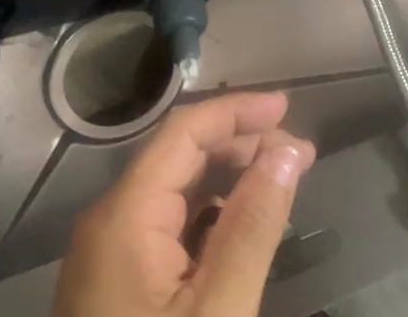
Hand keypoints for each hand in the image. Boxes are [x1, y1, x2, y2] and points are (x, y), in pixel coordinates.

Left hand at [53, 91, 317, 316]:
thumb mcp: (218, 310)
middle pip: (177, 156)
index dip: (237, 111)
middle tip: (298, 154)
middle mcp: (110, 222)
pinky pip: (168, 226)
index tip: (289, 110)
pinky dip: (210, 214)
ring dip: (228, 176)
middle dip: (239, 142)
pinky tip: (241, 226)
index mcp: (125, 216)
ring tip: (279, 181)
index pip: (184, 133)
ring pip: (174, 191)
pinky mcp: (118, 283)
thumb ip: (253, 226)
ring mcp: (110, 254)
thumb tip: (287, 150)